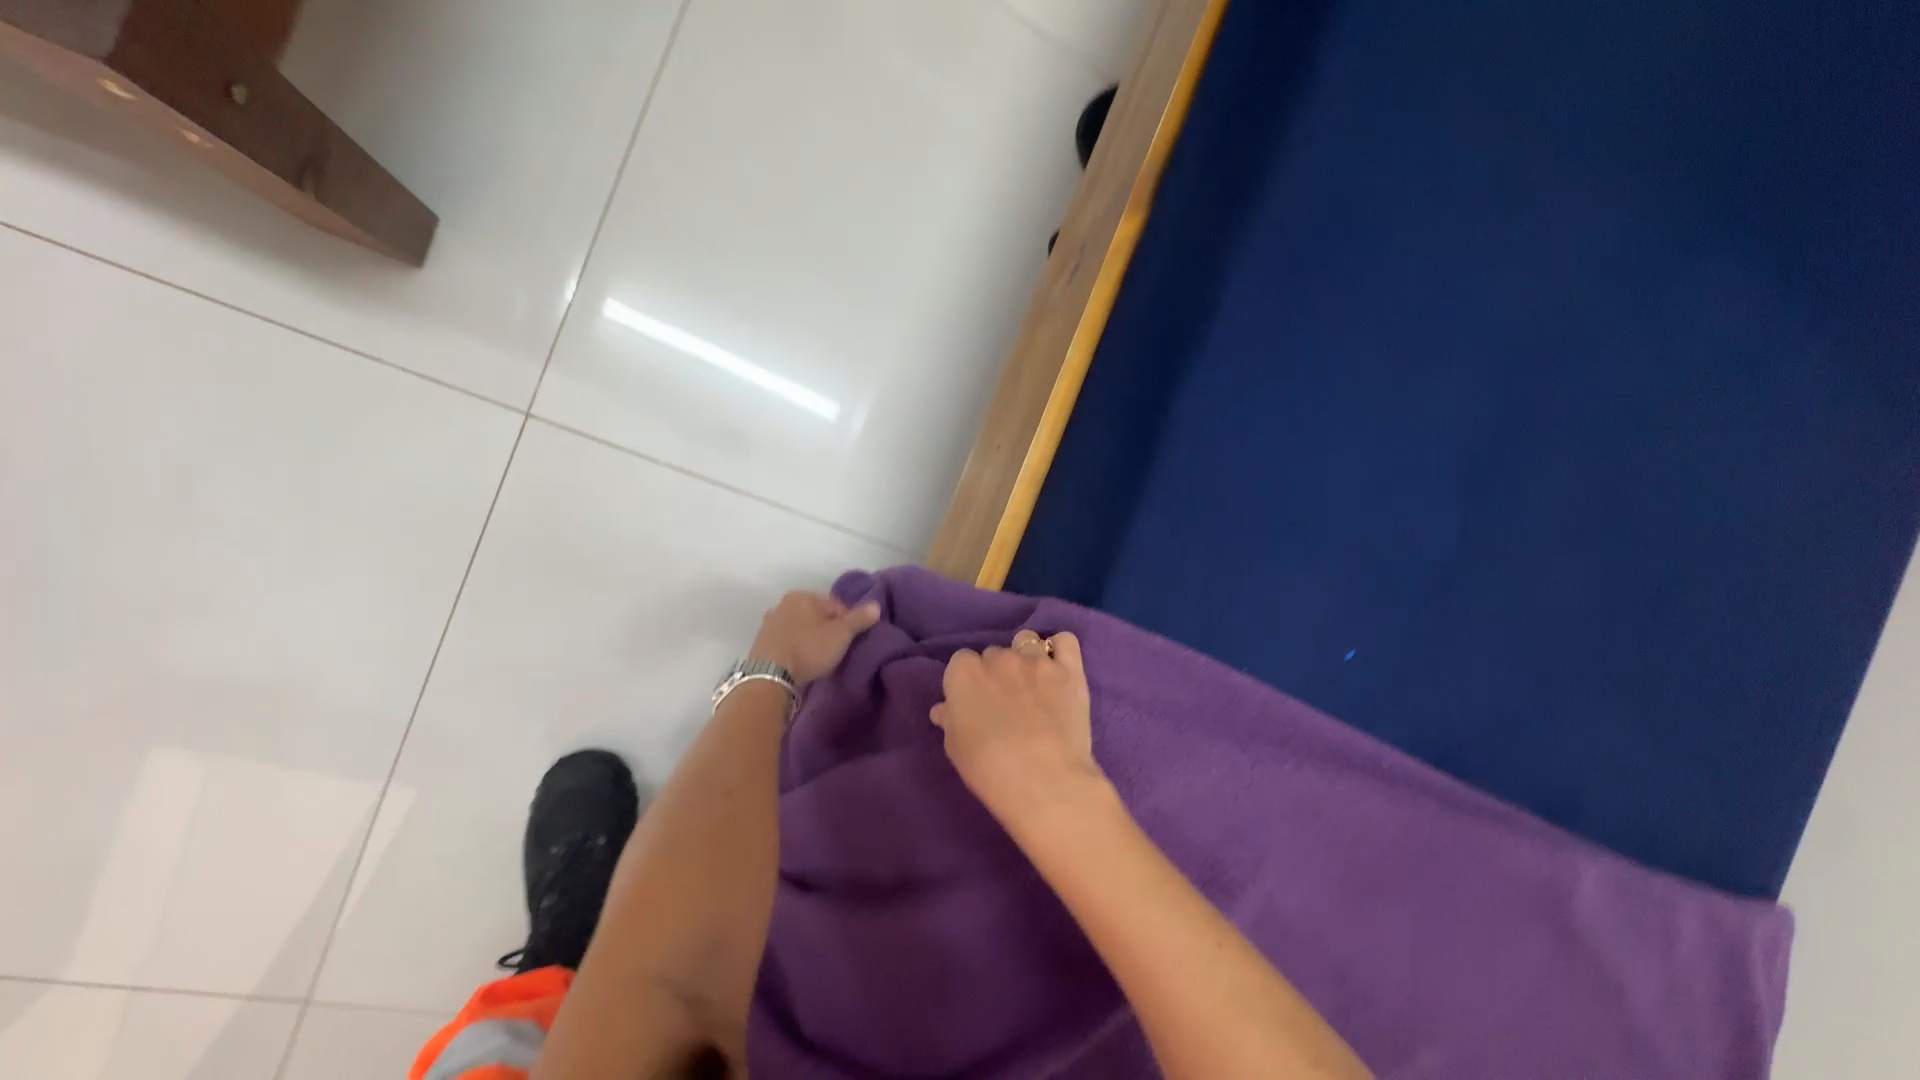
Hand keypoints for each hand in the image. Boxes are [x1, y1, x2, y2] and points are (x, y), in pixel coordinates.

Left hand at [750, 591, 881, 686]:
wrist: (770, 676)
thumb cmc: (809, 648)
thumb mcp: (841, 634)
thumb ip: (859, 619)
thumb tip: (876, 605)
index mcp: (801, 596)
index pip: (834, 604)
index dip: (847, 621)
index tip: (852, 639)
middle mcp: (782, 605)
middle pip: (815, 616)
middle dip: (827, 630)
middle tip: (838, 649)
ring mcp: (769, 625)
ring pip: (800, 630)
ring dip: (811, 640)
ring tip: (821, 659)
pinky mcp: (761, 645)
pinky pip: (787, 643)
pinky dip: (797, 649)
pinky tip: (803, 663)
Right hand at [932, 630, 1104, 825]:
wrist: (1045, 781)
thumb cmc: (989, 768)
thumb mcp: (955, 748)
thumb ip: (950, 720)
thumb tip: (945, 709)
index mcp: (965, 673)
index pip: (961, 662)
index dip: (968, 683)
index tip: (975, 704)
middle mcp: (999, 658)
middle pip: (994, 654)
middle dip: (997, 674)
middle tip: (1005, 703)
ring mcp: (1037, 661)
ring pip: (1027, 643)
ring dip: (1026, 658)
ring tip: (1033, 686)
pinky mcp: (1070, 670)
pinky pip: (1065, 642)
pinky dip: (1060, 650)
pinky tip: (1058, 668)